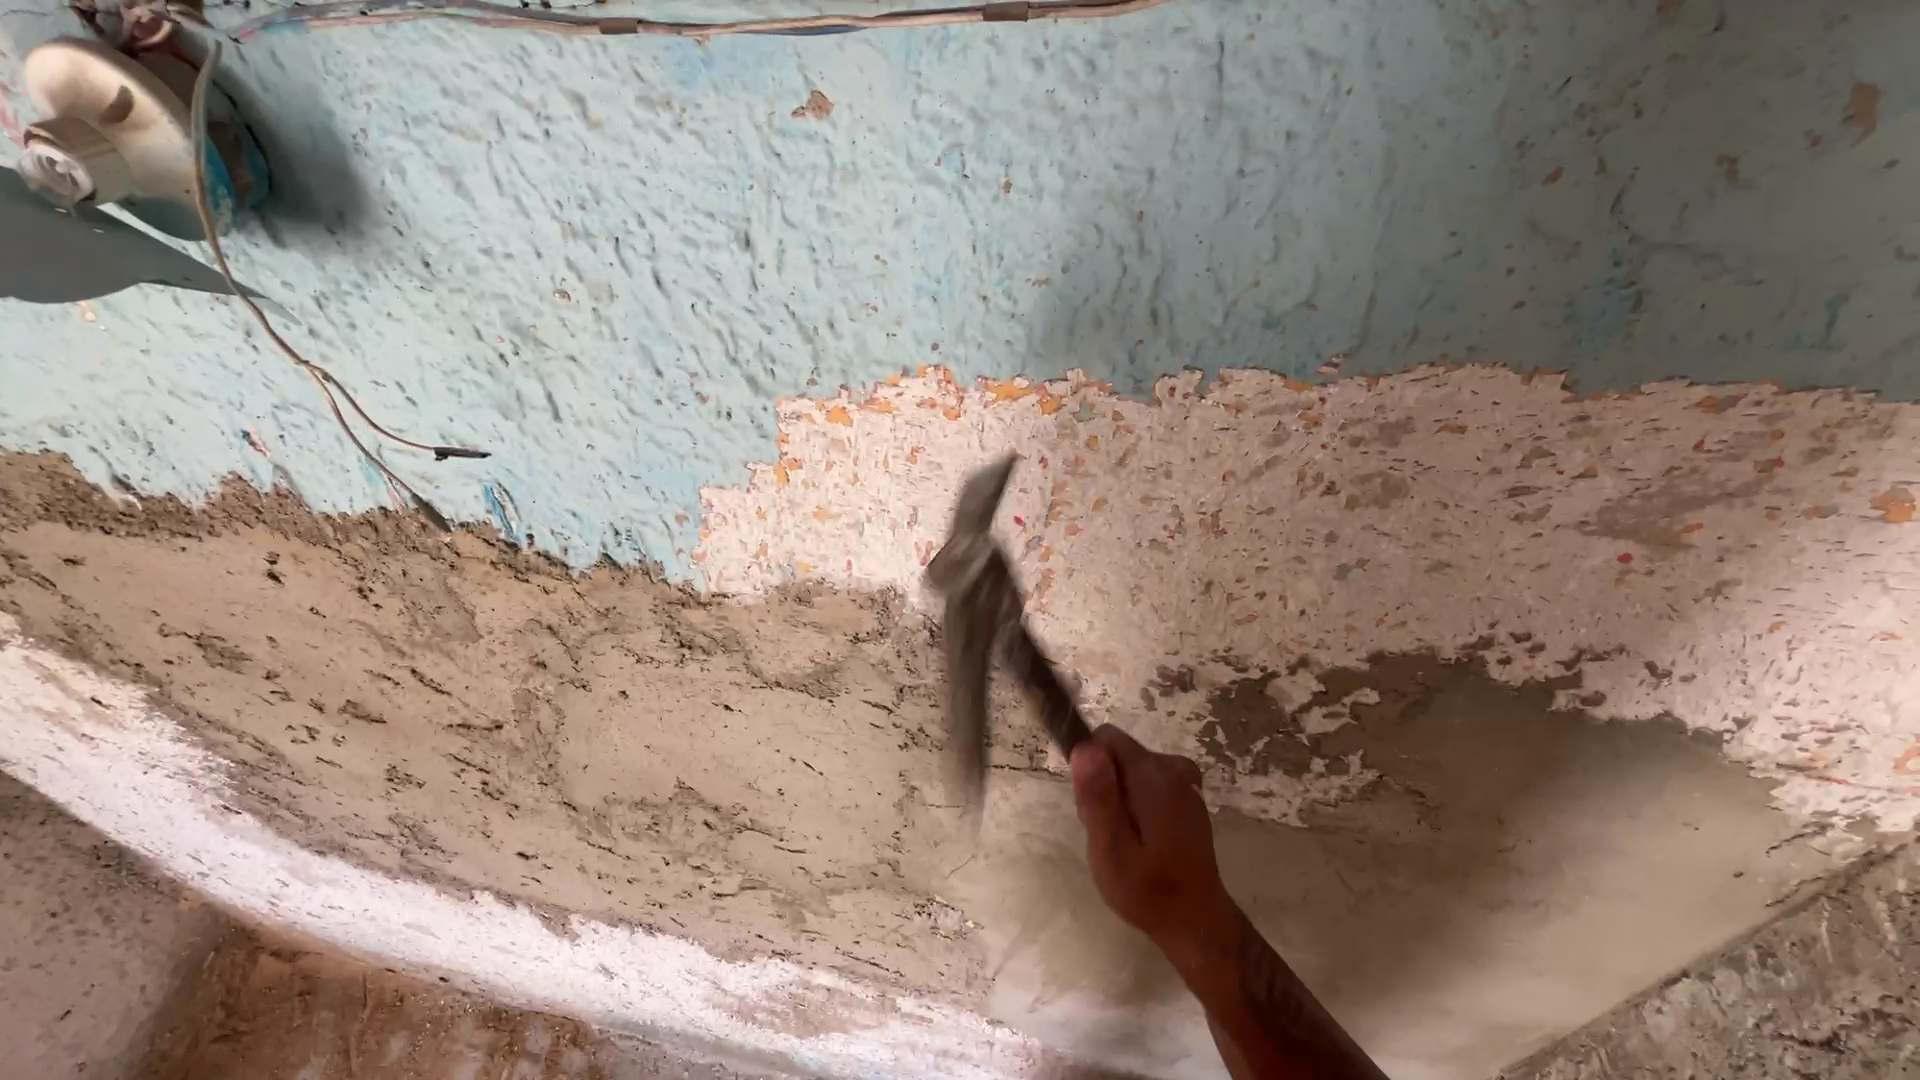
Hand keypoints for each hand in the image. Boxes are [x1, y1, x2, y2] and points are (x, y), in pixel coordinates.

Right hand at [1069, 724, 1233, 948]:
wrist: (1195, 921)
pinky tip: (1140, 839)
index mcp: (1153, 776)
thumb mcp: (1111, 849)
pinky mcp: (1187, 796)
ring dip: (1117, 796)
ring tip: (1123, 841)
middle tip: (1106, 832)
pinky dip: (1136, 802)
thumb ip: (1098, 797)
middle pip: (1117, 754)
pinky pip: (1146, 781)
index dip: (1089, 768)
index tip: (1091, 807)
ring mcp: (1185, 782)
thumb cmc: (1148, 890)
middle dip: (1102, 785)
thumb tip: (1085, 748)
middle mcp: (1173, 768)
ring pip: (1129, 768)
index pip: (1106, 739)